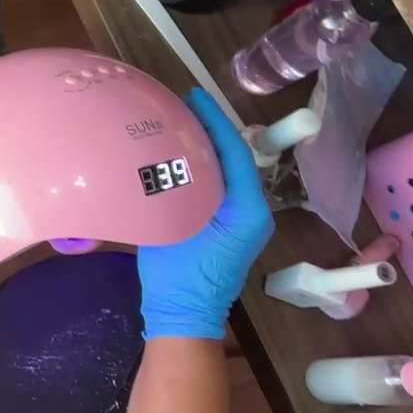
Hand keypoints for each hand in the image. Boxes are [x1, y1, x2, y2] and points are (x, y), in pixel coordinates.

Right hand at [137, 88, 273, 340]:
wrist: (182, 315)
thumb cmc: (179, 275)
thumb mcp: (174, 227)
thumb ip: (174, 191)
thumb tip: (161, 157)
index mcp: (246, 208)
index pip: (235, 153)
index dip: (215, 122)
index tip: (194, 97)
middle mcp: (251, 210)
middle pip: (233, 159)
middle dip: (209, 131)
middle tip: (180, 107)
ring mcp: (239, 220)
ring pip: (224, 173)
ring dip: (203, 149)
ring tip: (176, 127)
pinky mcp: (224, 228)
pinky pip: (215, 188)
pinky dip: (199, 169)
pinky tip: (175, 160)